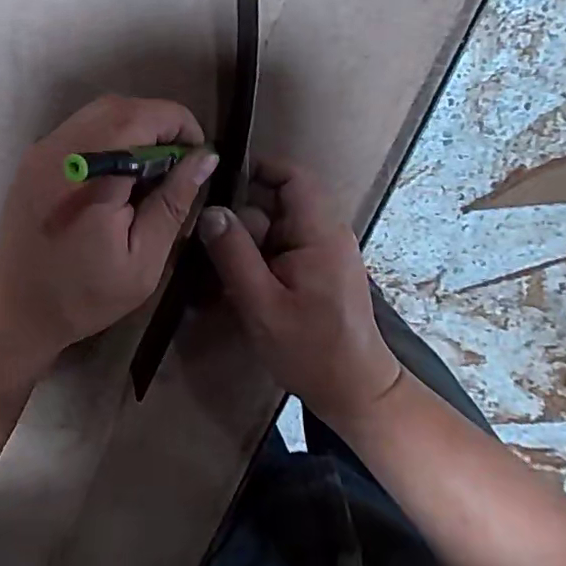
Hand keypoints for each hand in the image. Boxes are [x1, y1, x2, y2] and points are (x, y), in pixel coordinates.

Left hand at [0, 95, 217, 369]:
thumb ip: (173, 202)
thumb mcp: (142, 261)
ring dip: (133, 126)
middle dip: (158, 122)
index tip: (198, 156)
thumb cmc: (82, 295)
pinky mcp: (34, 156)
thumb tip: (206, 157)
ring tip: (151, 168)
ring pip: (98, 111)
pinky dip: (108, 134)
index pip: (143, 118)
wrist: (12, 307)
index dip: (179, 124)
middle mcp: (62, 149)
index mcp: (92, 176)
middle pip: (120, 106)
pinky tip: (119, 172)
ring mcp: (42, 149)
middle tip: (179, 163)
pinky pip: (79, 127)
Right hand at [197, 159, 401, 424]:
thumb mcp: (262, 304)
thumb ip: (234, 254)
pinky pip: (278, 246)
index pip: (291, 176)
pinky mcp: (314, 269)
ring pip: (272, 225)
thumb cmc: (312, 350)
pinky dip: (255, 258)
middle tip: (210, 245)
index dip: (256, 169)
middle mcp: (324, 233)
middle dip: (240, 219)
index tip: (217, 183)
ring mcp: (320, 252)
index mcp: (319, 233)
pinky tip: (237, 283)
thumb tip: (209, 209)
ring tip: (219, 270)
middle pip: (274, 202)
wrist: (356, 395)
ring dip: (244, 242)